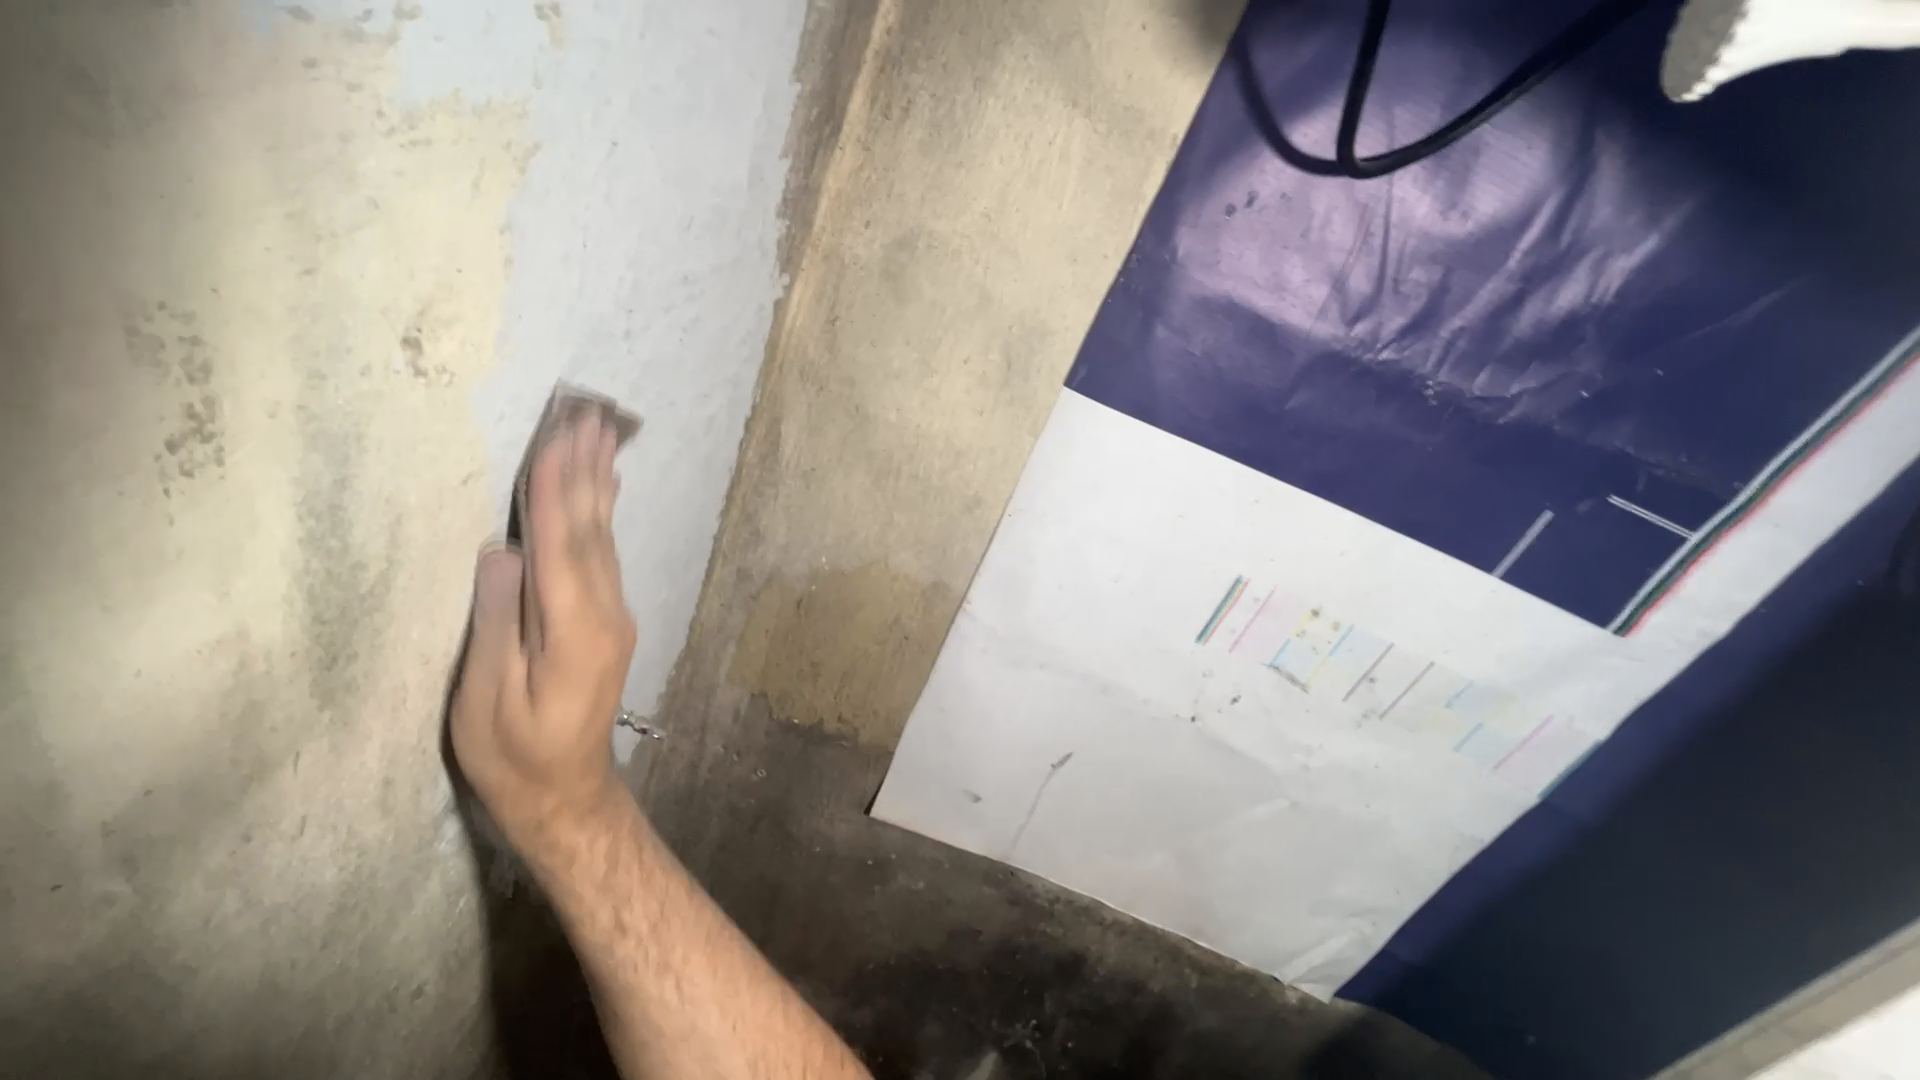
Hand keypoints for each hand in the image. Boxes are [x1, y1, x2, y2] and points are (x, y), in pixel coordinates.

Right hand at [451, 405, 635, 859]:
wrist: (568, 792)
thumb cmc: (514, 756)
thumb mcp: (486, 700)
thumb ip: (497, 623)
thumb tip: (502, 552)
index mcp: (574, 631)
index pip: (561, 544)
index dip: (556, 487)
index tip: (558, 433)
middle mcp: (606, 614)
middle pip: (591, 530)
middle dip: (587, 469)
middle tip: (590, 413)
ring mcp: (614, 617)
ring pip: (603, 538)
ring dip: (599, 484)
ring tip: (601, 434)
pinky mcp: (611, 623)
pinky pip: (605, 557)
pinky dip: (602, 517)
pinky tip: (605, 492)